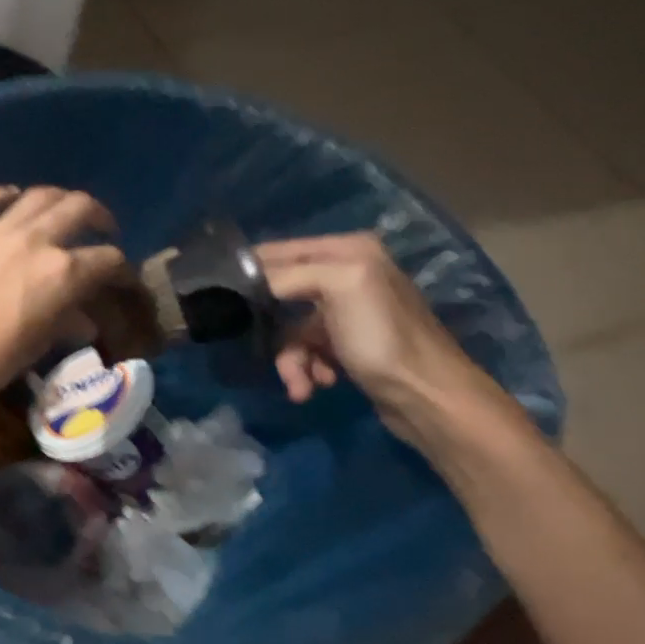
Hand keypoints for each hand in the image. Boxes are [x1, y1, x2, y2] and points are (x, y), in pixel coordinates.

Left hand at [0, 186, 127, 429]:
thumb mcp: (38, 346)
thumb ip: (66, 322)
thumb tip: (85, 320)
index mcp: (62, 272)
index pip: (108, 260)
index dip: (123, 271)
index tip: (122, 280)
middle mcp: (34, 241)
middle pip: (80, 209)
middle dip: (99, 218)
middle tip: (101, 232)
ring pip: (37, 196)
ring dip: (58, 199)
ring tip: (62, 212)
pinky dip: (3, 196)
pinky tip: (11, 198)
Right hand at [258, 232, 490, 424]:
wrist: (425, 394)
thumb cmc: (382, 337)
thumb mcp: (339, 287)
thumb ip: (288, 275)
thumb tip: (244, 286)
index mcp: (347, 249)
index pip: (277, 252)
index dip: (247, 275)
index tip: (219, 300)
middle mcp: (347, 272)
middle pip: (278, 296)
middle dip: (268, 327)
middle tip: (259, 347)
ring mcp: (346, 310)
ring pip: (288, 330)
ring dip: (289, 359)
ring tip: (302, 384)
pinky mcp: (346, 341)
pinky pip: (305, 350)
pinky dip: (306, 370)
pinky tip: (318, 384)